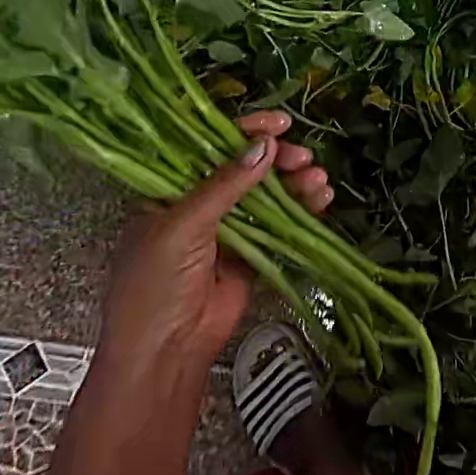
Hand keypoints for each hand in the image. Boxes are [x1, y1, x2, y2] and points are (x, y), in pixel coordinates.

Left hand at [99, 111, 333, 368]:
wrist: (166, 351)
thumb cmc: (154, 286)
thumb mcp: (183, 227)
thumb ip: (225, 186)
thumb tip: (265, 145)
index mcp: (170, 191)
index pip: (210, 148)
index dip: (244, 131)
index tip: (279, 123)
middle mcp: (200, 205)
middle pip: (247, 168)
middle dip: (278, 159)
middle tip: (303, 157)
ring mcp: (228, 229)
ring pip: (269, 194)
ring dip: (296, 183)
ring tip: (318, 180)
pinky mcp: (252, 252)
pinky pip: (282, 223)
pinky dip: (303, 209)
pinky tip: (320, 200)